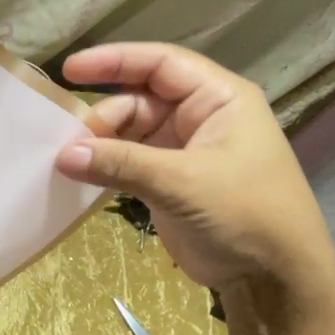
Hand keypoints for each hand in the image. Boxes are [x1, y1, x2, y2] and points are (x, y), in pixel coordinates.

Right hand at [52, 42, 334, 289]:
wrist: (270, 273)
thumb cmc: (244, 212)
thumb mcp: (182, 182)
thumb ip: (122, 164)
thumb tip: (63, 154)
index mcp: (218, 99)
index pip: (160, 65)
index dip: (115, 61)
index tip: (68, 70)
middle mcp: (199, 118)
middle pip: (138, 102)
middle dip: (102, 120)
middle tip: (70, 147)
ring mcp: (182, 152)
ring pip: (129, 136)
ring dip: (99, 147)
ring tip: (67, 165)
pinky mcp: (167, 184)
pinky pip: (127, 165)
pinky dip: (104, 170)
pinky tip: (78, 179)